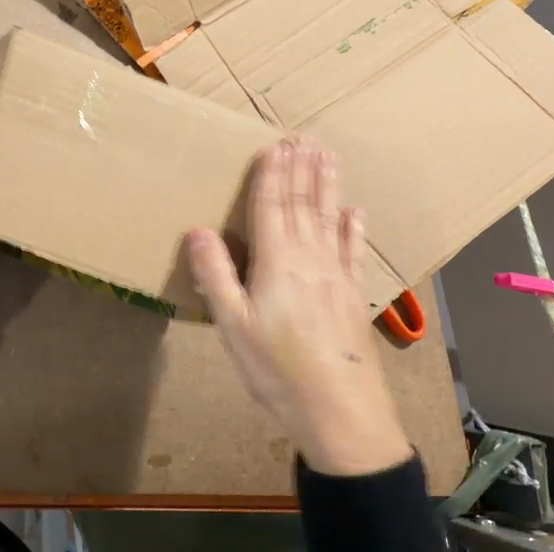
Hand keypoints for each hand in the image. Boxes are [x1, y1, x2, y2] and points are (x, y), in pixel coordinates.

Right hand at [185, 138, 413, 476]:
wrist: (342, 417)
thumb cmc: (278, 371)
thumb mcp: (232, 326)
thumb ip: (216, 275)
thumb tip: (198, 229)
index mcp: (277, 264)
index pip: (272, 208)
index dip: (272, 174)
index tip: (274, 143)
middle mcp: (309, 261)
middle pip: (303, 206)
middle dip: (302, 169)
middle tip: (305, 136)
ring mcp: (336, 278)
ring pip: (329, 220)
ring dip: (327, 186)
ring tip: (328, 156)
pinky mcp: (352, 299)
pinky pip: (352, 253)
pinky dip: (352, 229)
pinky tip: (355, 212)